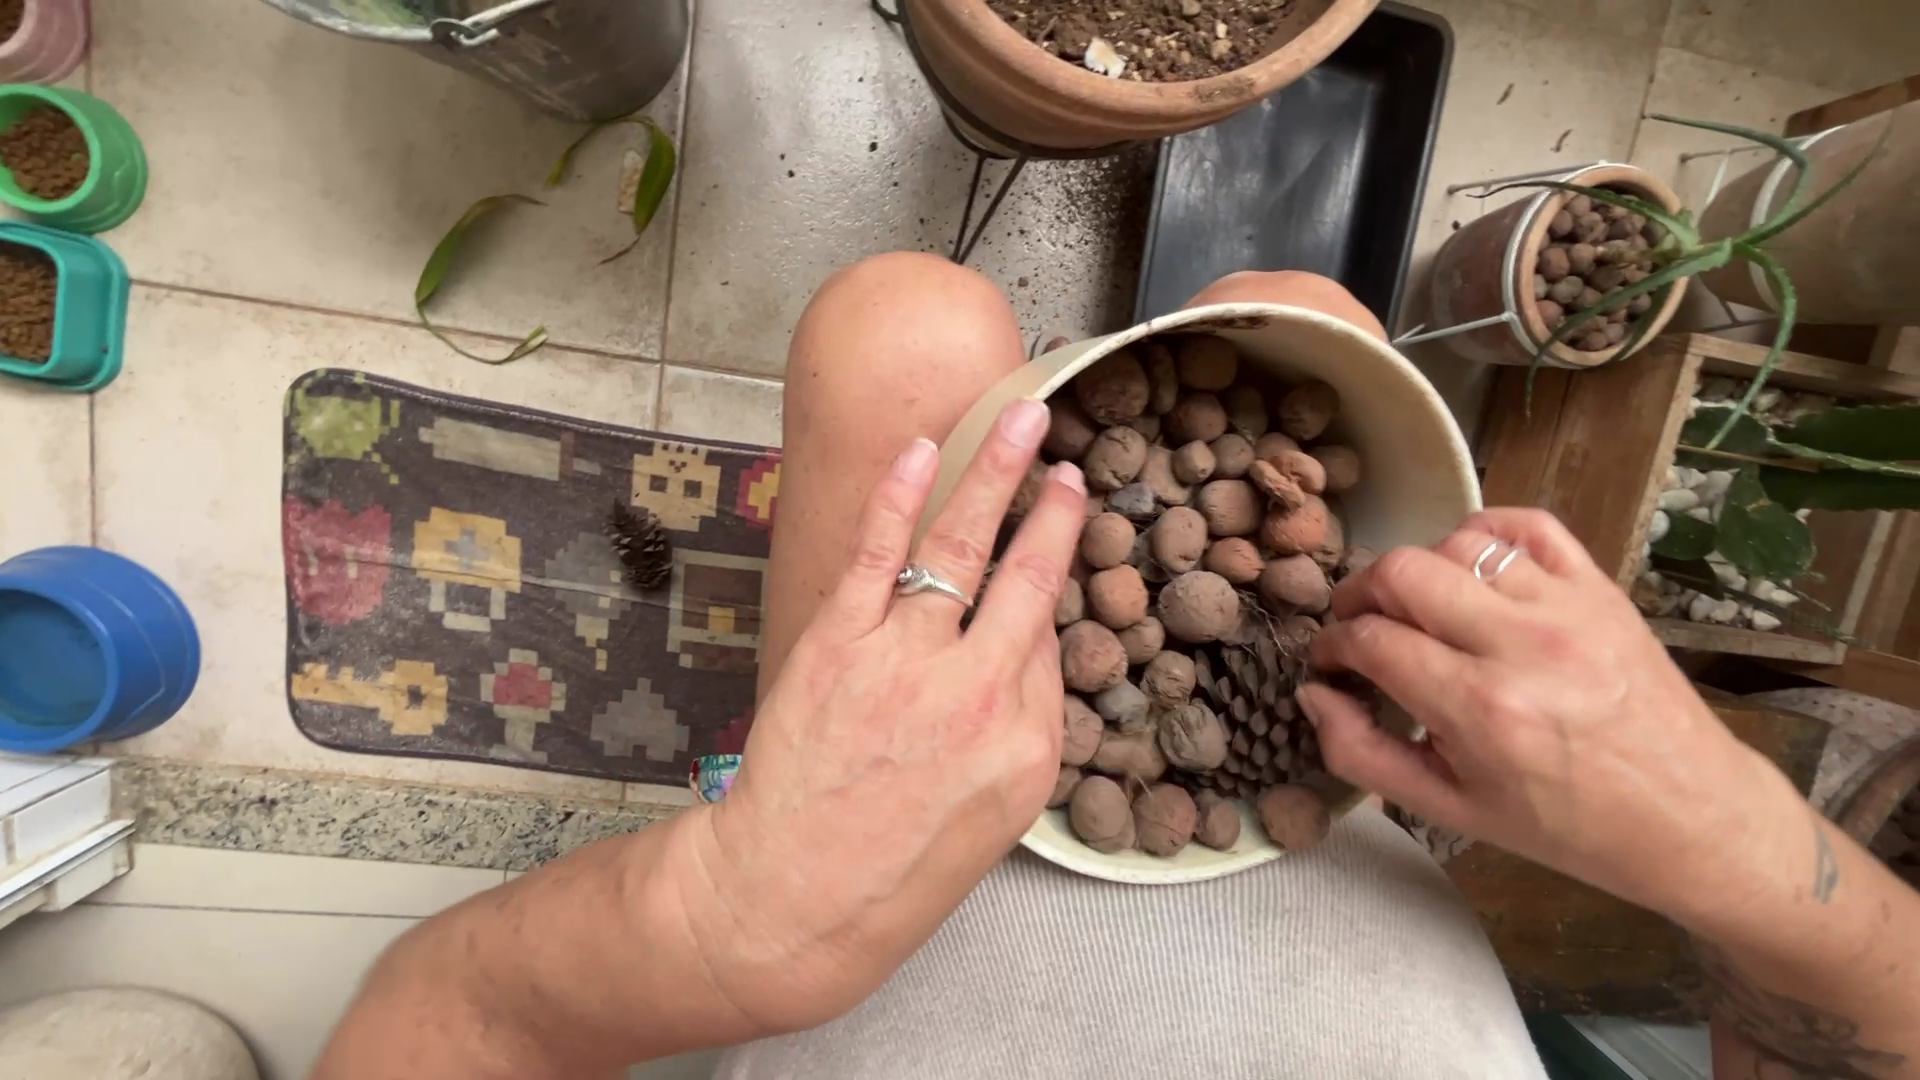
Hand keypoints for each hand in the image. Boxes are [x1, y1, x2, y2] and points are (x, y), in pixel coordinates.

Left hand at [678, 399, 1084, 1034]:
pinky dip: (900, 494)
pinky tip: (925, 448)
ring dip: (996, 473)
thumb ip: (1020, 721)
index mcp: (1029, 744)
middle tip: (1070, 456)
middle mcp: (979, 694)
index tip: (1058, 528)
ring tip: (1021, 418)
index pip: (1045, 636)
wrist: (792, 902)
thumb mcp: (994, 812)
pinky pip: (878, 551)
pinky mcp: (839, 643)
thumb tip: (1021, 638)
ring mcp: (907, 662)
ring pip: (961, 546)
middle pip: (1031, 576)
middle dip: (1056, 507)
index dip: (1046, 578)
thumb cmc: (896, 868)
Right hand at [1298, 508, 1789, 920]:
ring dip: (1416, 572)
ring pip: (1454, 543)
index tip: (1332, 662)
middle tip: (1360, 627)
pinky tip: (1469, 571)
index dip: (1332, 646)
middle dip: (1359, 595)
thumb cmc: (1561, 824)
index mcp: (1483, 709)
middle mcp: (1524, 645)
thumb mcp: (1446, 809)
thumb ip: (1359, 752)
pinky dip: (1480, 535)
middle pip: (1401, 572)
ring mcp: (1570, 608)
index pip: (1370, 640)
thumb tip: (1313, 692)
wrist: (1697, 822)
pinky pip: (1524, 525)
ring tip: (1418, 609)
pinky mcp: (1601, 589)